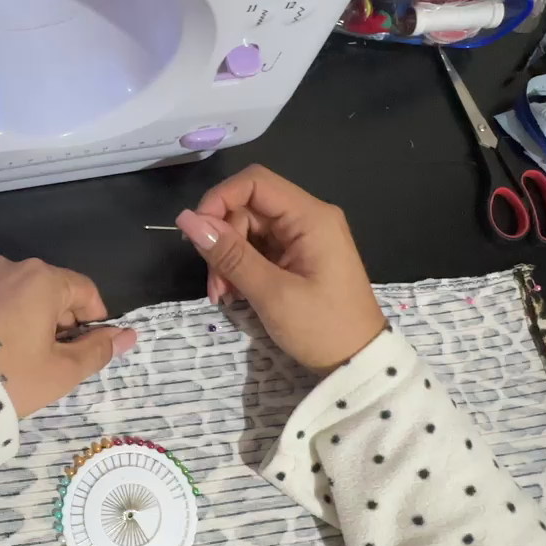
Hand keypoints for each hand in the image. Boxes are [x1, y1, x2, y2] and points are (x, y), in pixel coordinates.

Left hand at [0, 256, 137, 416]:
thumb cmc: (7, 378)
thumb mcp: (60, 372)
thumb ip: (98, 350)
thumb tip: (130, 335)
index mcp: (42, 280)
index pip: (84, 291)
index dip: (92, 320)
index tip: (83, 350)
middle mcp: (6, 266)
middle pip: (46, 290)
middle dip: (55, 320)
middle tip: (46, 359)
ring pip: (11, 294)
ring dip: (20, 317)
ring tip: (9, 356)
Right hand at [176, 165, 385, 372]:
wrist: (359, 362)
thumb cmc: (322, 328)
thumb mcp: (271, 293)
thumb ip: (229, 254)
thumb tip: (186, 220)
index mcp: (310, 217)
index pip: (254, 182)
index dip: (219, 200)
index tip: (196, 235)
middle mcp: (307, 218)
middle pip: (247, 208)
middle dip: (222, 241)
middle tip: (216, 286)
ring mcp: (302, 237)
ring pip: (247, 230)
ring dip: (227, 259)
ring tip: (223, 295)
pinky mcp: (296, 256)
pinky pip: (258, 248)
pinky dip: (240, 268)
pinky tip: (235, 294)